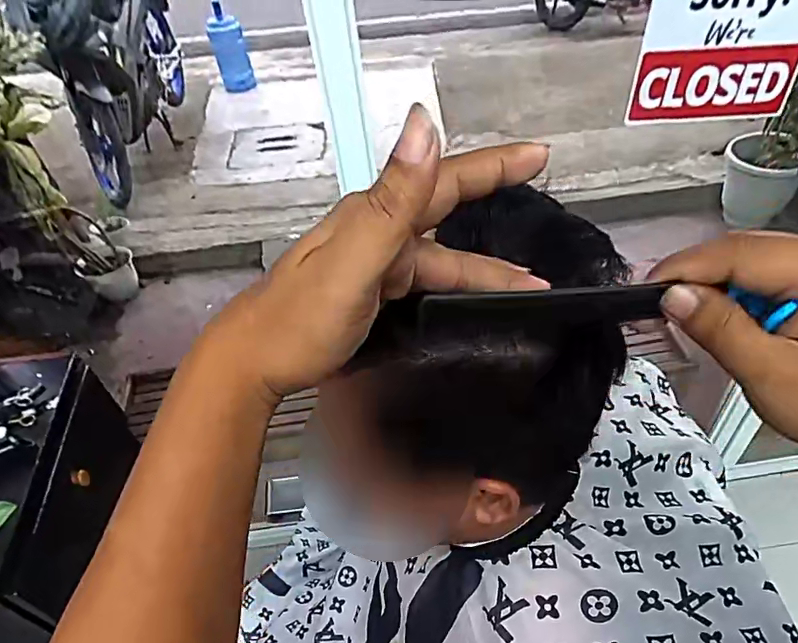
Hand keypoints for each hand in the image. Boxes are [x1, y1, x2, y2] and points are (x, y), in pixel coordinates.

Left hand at [192, 105, 550, 401]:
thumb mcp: (351, 261)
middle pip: (450, 226)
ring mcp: (374, 266)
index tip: (537, 157)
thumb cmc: (299, 320)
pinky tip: (465, 299)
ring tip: (523, 287)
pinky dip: (454, 288)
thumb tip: (424, 126)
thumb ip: (391, 201)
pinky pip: (424, 283)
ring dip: (483, 273)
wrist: (256, 361)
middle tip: (540, 244)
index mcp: (377, 218)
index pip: (445, 181)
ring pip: (441, 262)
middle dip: (499, 229)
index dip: (494, 168)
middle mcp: (377, 234)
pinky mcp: (371, 294)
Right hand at [648, 232, 797, 463]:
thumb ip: (720, 328)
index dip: (689, 267)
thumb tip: (676, 296)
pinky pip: (771, 280)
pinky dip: (740, 298)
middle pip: (749, 251)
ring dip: (718, 288)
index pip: (743, 253)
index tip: (651, 285)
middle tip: (660, 304)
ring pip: (756, 264)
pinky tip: (725, 321)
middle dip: (700, 276)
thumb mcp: (769, 373)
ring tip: (688, 318)